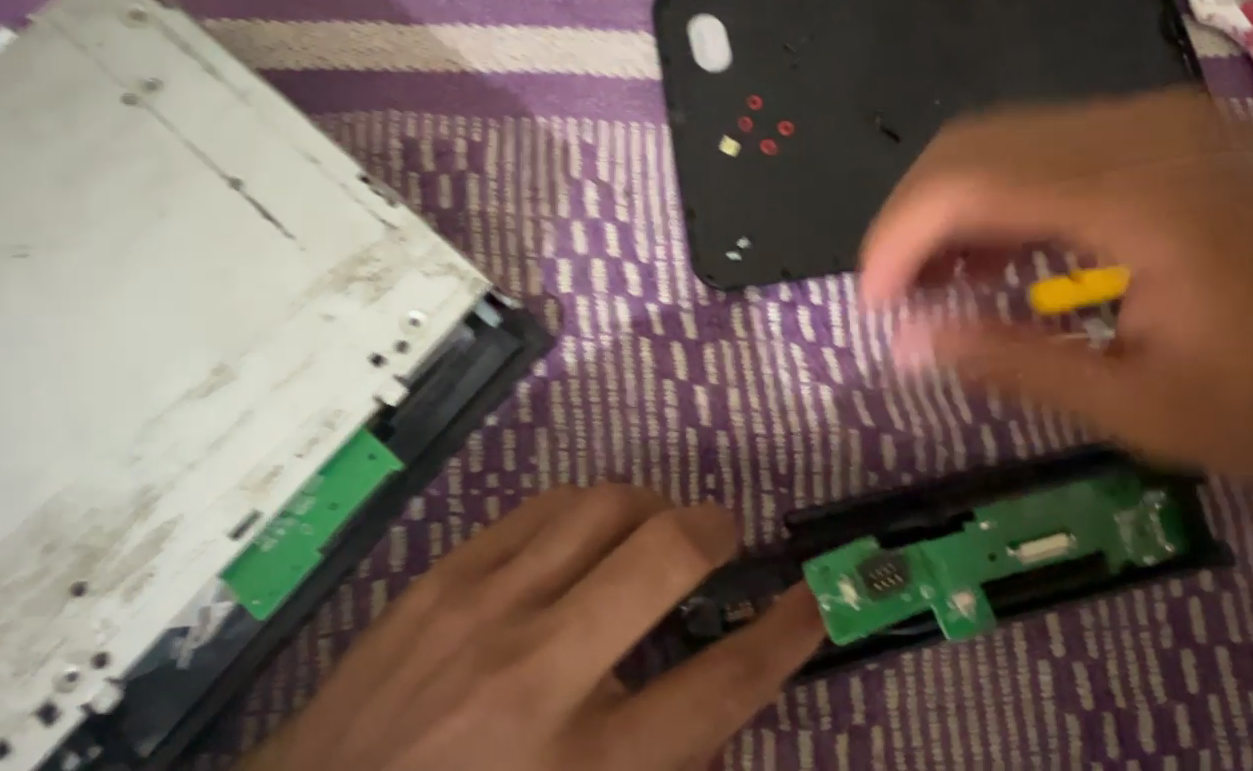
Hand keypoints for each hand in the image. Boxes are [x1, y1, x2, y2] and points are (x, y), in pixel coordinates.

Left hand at [245, 485, 824, 770]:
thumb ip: (655, 759)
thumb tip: (711, 693)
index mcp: (589, 767)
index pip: (721, 684)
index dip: (785, 633)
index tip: (813, 598)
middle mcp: (541, 672)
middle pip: (666, 554)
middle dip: (715, 531)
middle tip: (721, 539)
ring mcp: (483, 609)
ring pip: (600, 507)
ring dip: (647, 507)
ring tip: (652, 529)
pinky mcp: (440, 577)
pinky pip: (538, 508)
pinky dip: (581, 511)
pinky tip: (581, 535)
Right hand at [858, 89, 1252, 499]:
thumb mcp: (1150, 407)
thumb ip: (1014, 361)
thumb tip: (908, 342)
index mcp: (1136, 191)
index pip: (964, 179)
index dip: (896, 238)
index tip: (871, 307)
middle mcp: (1144, 130)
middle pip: (977, 142)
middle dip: (916, 220)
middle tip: (898, 300)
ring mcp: (1172, 126)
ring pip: (1016, 140)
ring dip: (963, 208)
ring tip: (943, 288)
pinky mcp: (1188, 140)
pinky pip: (1065, 150)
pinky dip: (1016, 199)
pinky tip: (1011, 258)